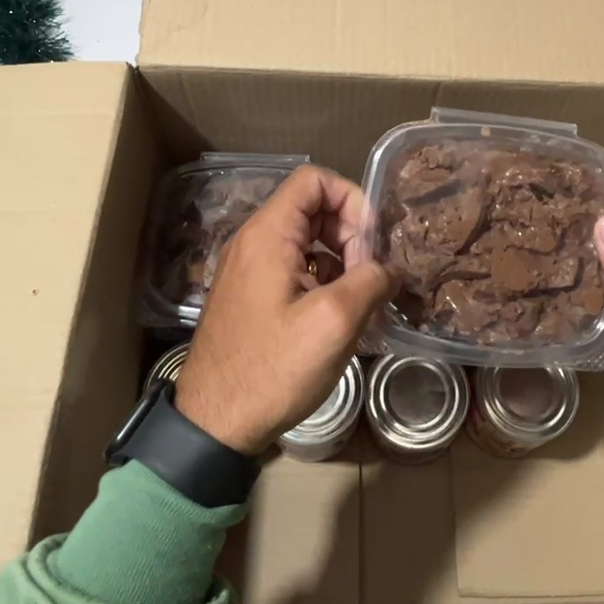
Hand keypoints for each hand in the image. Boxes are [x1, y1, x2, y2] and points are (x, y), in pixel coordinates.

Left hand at [176, 165, 398, 454]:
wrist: (214, 423)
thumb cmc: (273, 368)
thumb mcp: (333, 322)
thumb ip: (370, 281)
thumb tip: (389, 269)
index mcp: (267, 234)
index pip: (314, 180)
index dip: (352, 199)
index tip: (371, 243)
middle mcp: (253, 241)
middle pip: (312, 207)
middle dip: (350, 233)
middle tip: (369, 276)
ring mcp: (248, 269)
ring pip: (305, 239)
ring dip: (339, 258)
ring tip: (359, 298)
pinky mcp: (251, 295)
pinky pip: (293, 266)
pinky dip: (322, 278)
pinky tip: (337, 314)